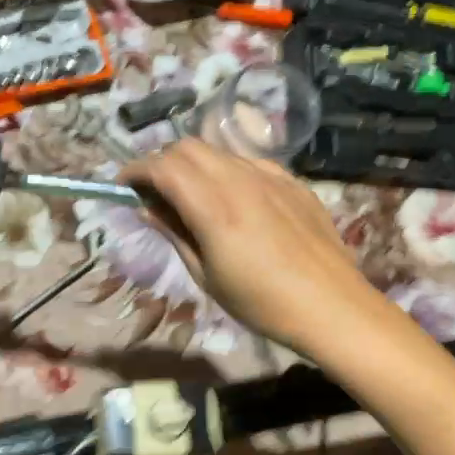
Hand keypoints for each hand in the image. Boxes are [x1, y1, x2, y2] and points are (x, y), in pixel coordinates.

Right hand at [119, 140, 396, 357]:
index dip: (136, 170)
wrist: (333, 307)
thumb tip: (146, 208)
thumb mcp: (205, 275)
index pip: (164, 167)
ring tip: (187, 195)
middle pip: (188, 147)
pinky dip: (225, 170)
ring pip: (219, 151)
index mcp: (215, 207)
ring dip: (193, 164)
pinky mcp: (293, 183)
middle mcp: (241, 180)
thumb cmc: (260, 302)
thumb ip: (174, 234)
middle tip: (151, 190)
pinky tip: (229, 199)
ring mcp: (272, 177)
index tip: (121, 185)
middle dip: (161, 161)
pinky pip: (249, 162)